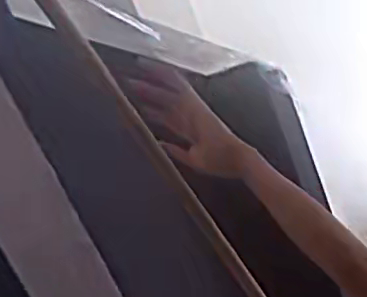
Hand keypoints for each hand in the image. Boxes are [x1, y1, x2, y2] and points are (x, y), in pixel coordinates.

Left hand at [122, 63, 252, 177]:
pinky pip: (177, 82)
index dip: (156, 114)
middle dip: (149, 94)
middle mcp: (190, 118)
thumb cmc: (221, 163)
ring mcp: (192, 108)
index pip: (170, 120)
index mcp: (191, 133)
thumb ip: (178, 152)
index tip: (142, 108)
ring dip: (150, 81)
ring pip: (167, 90)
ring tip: (134, 71)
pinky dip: (163, 72)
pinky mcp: (194, 101)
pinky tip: (147, 64)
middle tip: (129, 84)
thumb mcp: (195, 161)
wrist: (237, 158)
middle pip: (166, 103)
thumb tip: (160, 144)